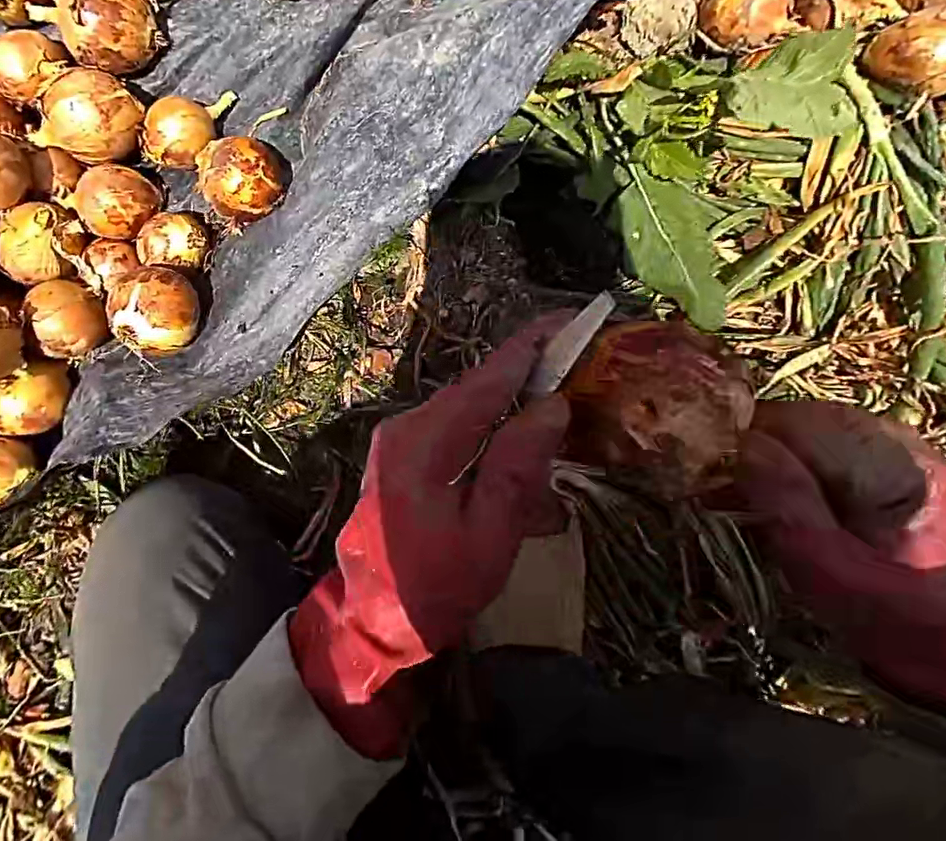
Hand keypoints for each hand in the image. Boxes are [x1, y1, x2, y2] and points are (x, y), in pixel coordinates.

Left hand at [290, 317, 571, 757]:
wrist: (367, 625)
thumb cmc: (429, 590)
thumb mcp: (487, 537)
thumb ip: (517, 468)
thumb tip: (551, 405)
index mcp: (423, 441)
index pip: (487, 380)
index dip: (530, 346)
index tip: (569, 319)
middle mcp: (408, 427)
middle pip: (479, 390)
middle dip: (529, 379)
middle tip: (578, 373)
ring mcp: (403, 440)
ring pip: (473, 414)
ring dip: (515, 420)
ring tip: (556, 435)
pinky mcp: (406, 457)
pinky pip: (461, 436)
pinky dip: (496, 445)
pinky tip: (522, 475)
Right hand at [712, 401, 945, 723]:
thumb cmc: (894, 622)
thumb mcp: (832, 575)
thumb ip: (787, 507)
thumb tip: (740, 446)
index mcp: (897, 469)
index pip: (797, 425)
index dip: (745, 442)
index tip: (712, 476)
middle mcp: (899, 440)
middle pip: (797, 415)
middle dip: (752, 444)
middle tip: (722, 486)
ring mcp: (894, 442)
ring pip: (801, 421)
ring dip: (766, 450)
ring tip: (745, 490)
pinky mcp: (882, 453)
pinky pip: (815, 436)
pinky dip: (786, 455)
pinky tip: (778, 489)